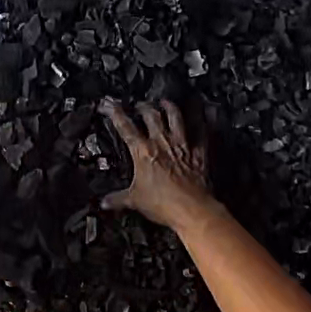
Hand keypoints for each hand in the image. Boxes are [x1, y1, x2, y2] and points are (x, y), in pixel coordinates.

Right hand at [100, 98, 216, 232]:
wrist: (192, 209)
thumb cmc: (163, 203)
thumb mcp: (134, 200)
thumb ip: (117, 198)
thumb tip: (105, 202)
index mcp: (143, 151)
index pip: (125, 126)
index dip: (115, 112)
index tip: (108, 104)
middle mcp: (162, 143)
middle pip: (151, 116)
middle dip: (143, 107)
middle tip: (139, 104)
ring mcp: (182, 145)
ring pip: (175, 118)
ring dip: (170, 108)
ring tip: (165, 102)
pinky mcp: (199, 153)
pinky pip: (202, 132)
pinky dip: (203, 121)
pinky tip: (205, 114)